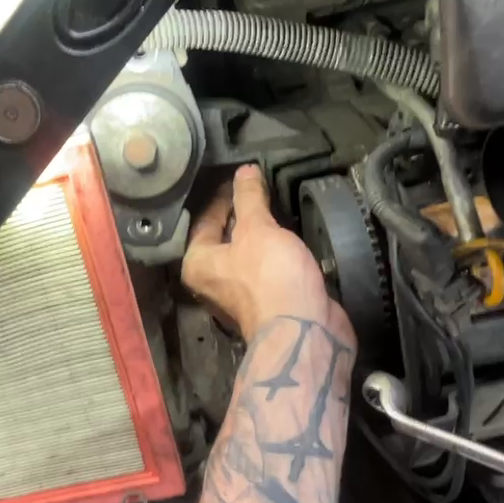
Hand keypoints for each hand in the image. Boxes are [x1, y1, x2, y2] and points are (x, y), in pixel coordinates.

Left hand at [182, 165, 347, 340]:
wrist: (305, 331)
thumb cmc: (270, 279)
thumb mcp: (257, 229)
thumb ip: (249, 198)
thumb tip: (244, 171)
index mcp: (198, 263)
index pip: (204, 219)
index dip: (221, 195)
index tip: (238, 176)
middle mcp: (214, 280)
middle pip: (225, 236)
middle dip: (242, 212)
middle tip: (259, 184)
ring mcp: (242, 291)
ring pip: (250, 251)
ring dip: (263, 231)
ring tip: (277, 202)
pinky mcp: (270, 298)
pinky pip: (270, 265)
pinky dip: (279, 249)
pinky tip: (291, 232)